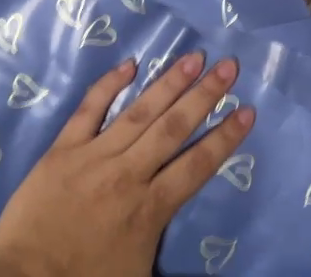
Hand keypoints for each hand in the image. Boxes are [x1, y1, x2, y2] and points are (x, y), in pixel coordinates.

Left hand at [0, 53, 253, 276]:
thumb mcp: (139, 272)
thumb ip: (162, 239)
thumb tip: (187, 239)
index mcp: (150, 209)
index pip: (197, 166)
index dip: (225, 138)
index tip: (247, 110)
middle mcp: (129, 175)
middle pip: (174, 128)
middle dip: (204, 95)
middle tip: (229, 65)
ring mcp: (95, 157)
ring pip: (140, 112)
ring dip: (169, 83)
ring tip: (194, 56)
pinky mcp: (63, 150)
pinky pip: (89, 110)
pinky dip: (109, 85)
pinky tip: (130, 64)